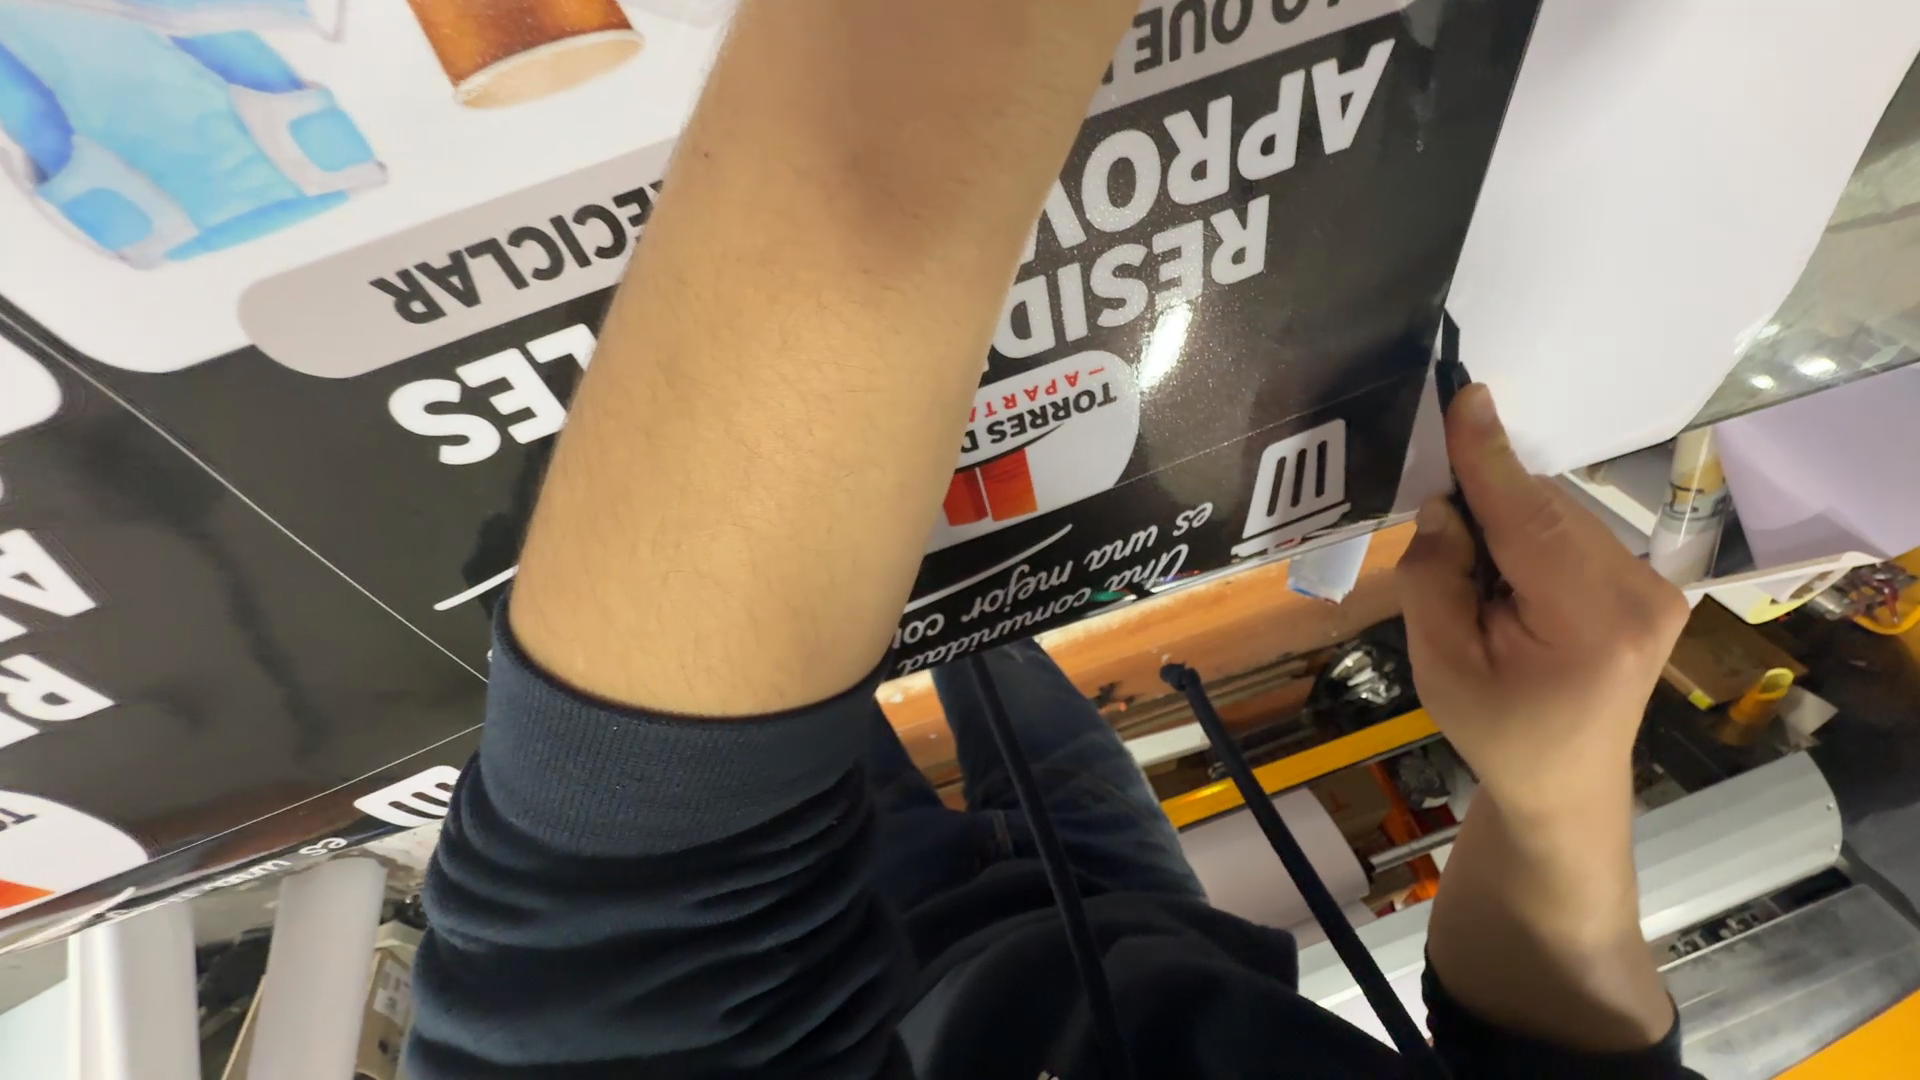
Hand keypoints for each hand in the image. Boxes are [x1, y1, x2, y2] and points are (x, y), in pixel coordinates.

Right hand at [1396, 384, 1689, 818]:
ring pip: (1553, 515)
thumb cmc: (1493, 728)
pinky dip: (1523, 541)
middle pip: (1540, 509)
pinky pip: (1566, 531)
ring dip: (1501, 529)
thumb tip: (1445, 509)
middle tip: (1445, 567)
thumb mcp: (1439, 660)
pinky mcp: (1646, 584)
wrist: (1562, 780)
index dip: (1490, 457)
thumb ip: (1436, 578)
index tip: (1467, 396)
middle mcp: (1641, 590)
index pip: (1528, 518)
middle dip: (1482, 512)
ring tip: (1479, 593)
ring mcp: (1653, 585)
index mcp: (1591, 619)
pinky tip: (1508, 587)